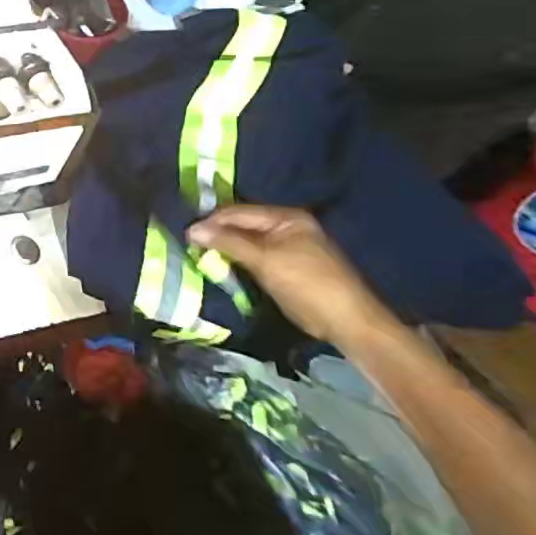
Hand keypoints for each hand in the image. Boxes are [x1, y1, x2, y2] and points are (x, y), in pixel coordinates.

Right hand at [186, 205, 393, 345]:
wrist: (348, 322)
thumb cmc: (307, 285)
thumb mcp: (265, 261)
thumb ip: (228, 242)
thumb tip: (192, 229)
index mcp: (286, 218)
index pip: (238, 212)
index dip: (211, 222)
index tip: (186, 235)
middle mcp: (286, 226)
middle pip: (241, 224)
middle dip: (217, 234)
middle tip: (191, 245)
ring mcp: (287, 246)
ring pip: (245, 240)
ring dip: (225, 247)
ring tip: (201, 255)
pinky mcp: (286, 264)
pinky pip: (253, 254)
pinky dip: (237, 258)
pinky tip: (221, 264)